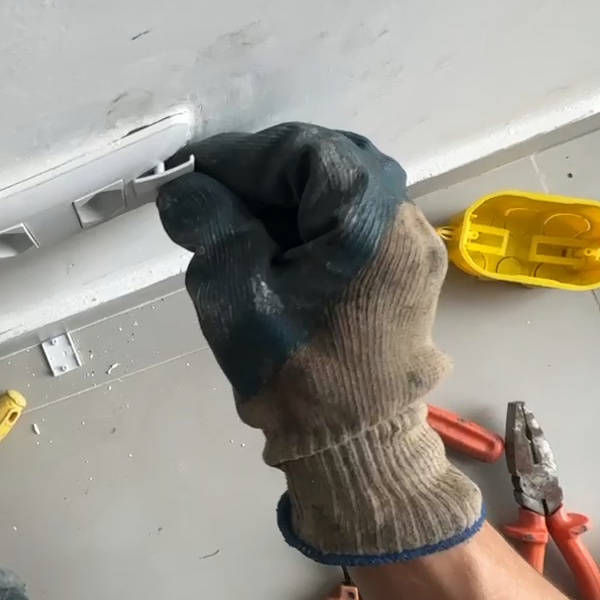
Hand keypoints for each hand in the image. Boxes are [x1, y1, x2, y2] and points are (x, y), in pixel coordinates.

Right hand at [157, 122, 481, 563]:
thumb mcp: (235, 296)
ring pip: (341, 193)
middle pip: (329, 165)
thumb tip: (188, 187)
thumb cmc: (295, 376)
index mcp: (372, 224)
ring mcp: (411, 250)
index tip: (197, 175)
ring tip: (235, 225)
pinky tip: (271, 248)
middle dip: (264, 174)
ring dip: (285, 198)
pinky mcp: (402, 274)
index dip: (244, 156)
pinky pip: (352, 224)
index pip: (304, 152)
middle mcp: (406, 225)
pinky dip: (307, 223)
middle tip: (213, 198)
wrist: (352, 447)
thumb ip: (210, 226)